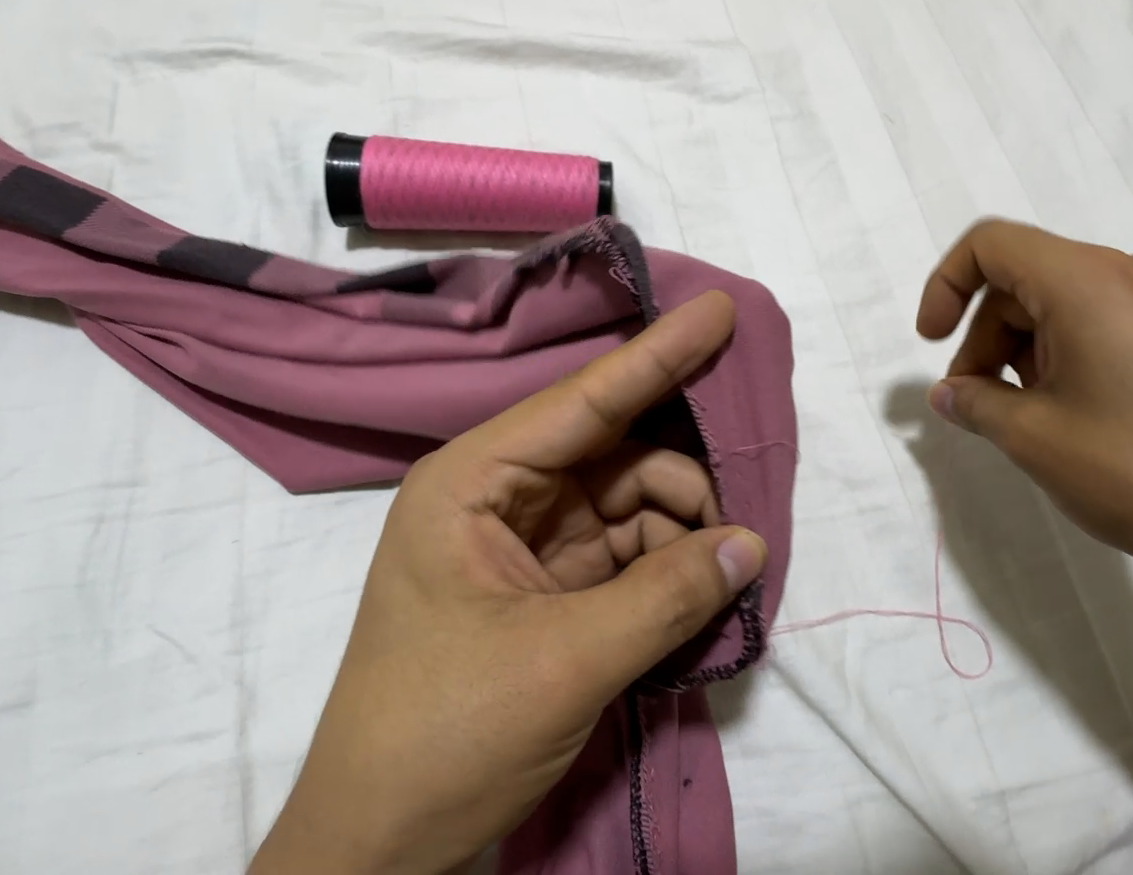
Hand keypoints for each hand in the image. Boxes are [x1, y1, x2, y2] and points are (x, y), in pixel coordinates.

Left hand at [251, 291, 767, 874]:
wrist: (382, 846)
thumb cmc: (446, 734)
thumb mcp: (563, 662)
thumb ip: (664, 596)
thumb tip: (750, 545)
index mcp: (471, 483)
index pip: (582, 403)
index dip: (657, 356)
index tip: (718, 310)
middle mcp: (497, 497)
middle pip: (611, 453)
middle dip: (680, 476)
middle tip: (741, 511)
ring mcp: (523, 545)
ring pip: (625, 505)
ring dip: (680, 528)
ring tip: (725, 568)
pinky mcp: (546, 591)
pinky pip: (622, 554)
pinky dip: (665, 566)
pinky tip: (701, 586)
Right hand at [916, 221, 1132, 641]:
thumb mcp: (1036, 440)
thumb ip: (975, 403)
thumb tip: (950, 393)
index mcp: (1091, 281)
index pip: (990, 245)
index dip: (944, 285)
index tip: (931, 344)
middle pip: (1029, 280)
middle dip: (986, 336)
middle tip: (981, 406)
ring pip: (1070, 305)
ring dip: (1029, 352)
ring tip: (1036, 422)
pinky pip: (1114, 325)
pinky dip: (1074, 358)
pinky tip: (1086, 422)